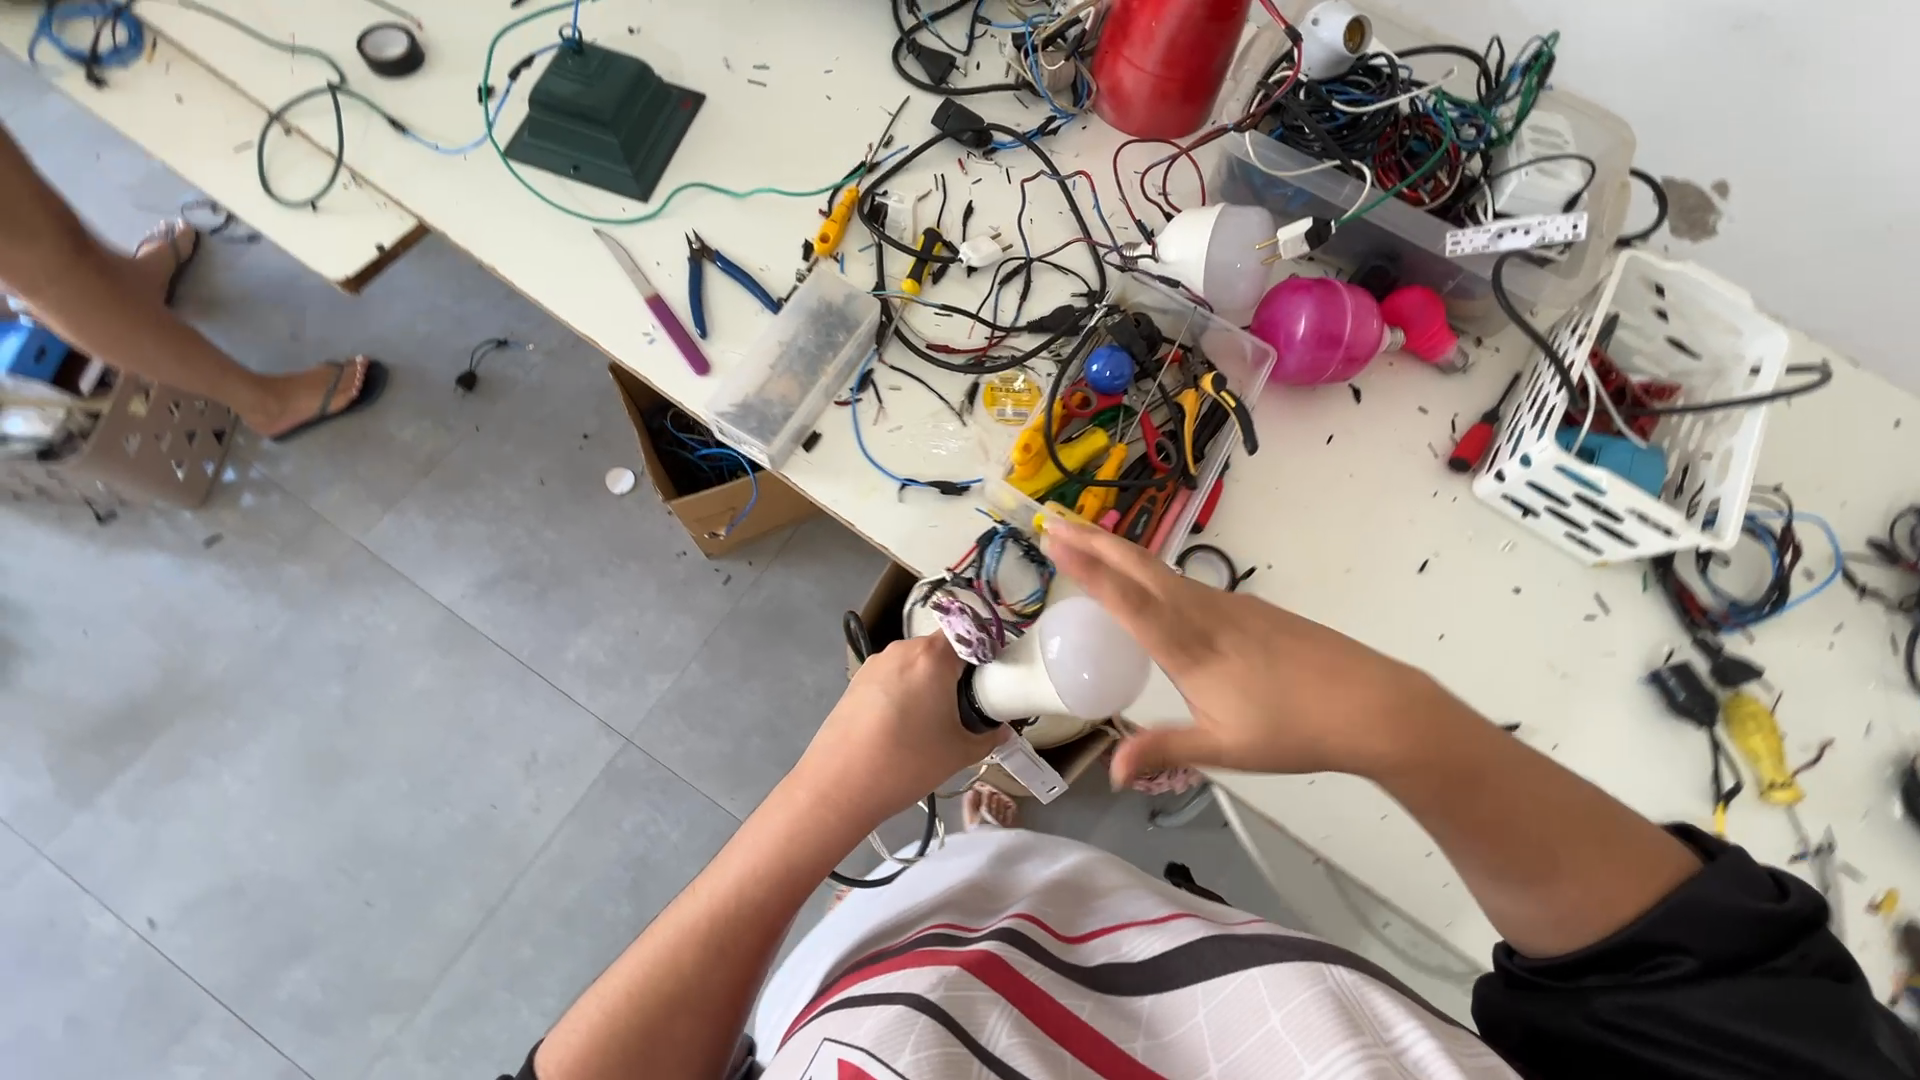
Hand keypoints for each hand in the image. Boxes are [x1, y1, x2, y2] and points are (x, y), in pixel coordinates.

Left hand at [791, 633, 1007, 829]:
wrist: (838, 785)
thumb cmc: (907, 761)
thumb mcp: (959, 752)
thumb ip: (988, 736)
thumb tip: (1001, 730)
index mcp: (933, 656)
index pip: (969, 636)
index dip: (984, 655)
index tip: (990, 683)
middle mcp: (902, 649)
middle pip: (941, 650)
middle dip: (955, 674)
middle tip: (964, 710)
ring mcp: (875, 663)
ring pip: (914, 665)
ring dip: (928, 684)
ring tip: (930, 724)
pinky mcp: (856, 681)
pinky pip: (892, 678)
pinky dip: (904, 693)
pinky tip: (901, 727)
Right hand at [1043, 522, 1474, 785]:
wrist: (1373, 703)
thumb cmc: (1294, 729)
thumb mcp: (1224, 749)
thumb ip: (1164, 751)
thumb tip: (1112, 773)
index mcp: (1190, 646)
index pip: (1128, 600)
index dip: (1088, 569)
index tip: (1053, 538)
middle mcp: (1203, 613)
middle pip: (1140, 566)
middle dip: (1093, 541)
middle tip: (1054, 521)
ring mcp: (1228, 605)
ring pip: (1162, 570)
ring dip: (1120, 552)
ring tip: (1089, 543)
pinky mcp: (1247, 608)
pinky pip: (1184, 582)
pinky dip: (1150, 572)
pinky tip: (1148, 586)